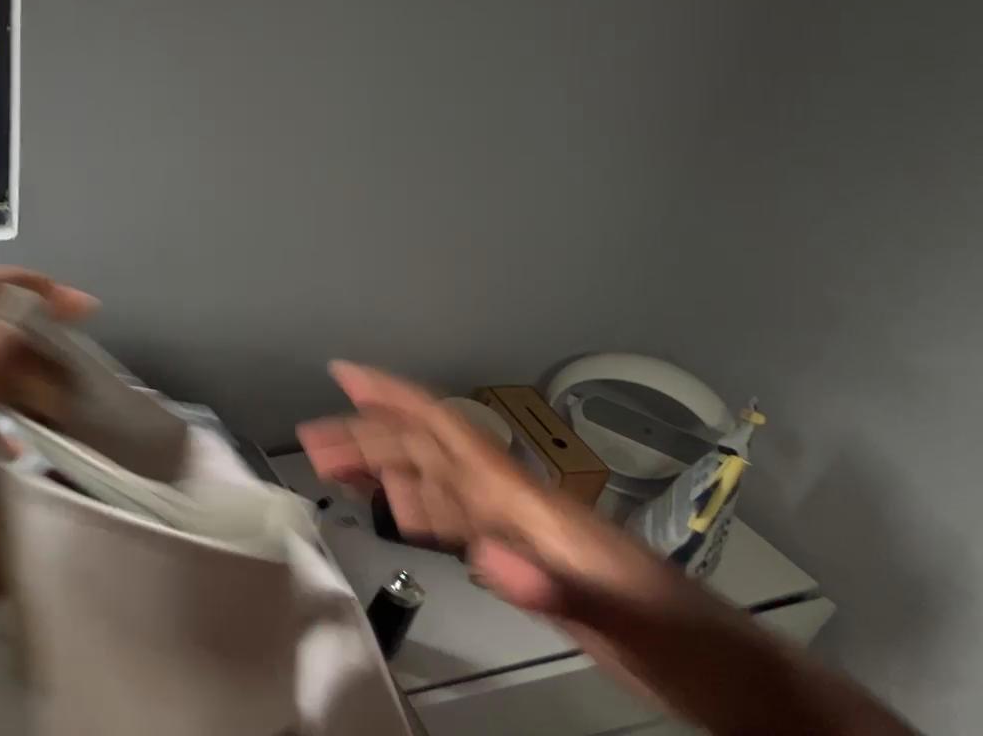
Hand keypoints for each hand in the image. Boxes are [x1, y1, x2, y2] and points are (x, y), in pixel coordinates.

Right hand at [296, 362, 684, 624]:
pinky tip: (395, 506)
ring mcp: (520, 531)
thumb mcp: (626, 621)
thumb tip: (490, 560)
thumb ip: (554, 588)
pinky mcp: (524, 559)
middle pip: (428, 455)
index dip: (395, 397)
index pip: (449, 434)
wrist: (732, 675)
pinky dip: (412, 505)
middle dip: (368, 437)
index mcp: (532, 506)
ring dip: (382, 467)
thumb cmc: (686, 643)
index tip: (347, 373)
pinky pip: (452, 518)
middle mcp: (517, 506)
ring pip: (434, 482)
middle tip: (315, 438)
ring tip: (335, 462)